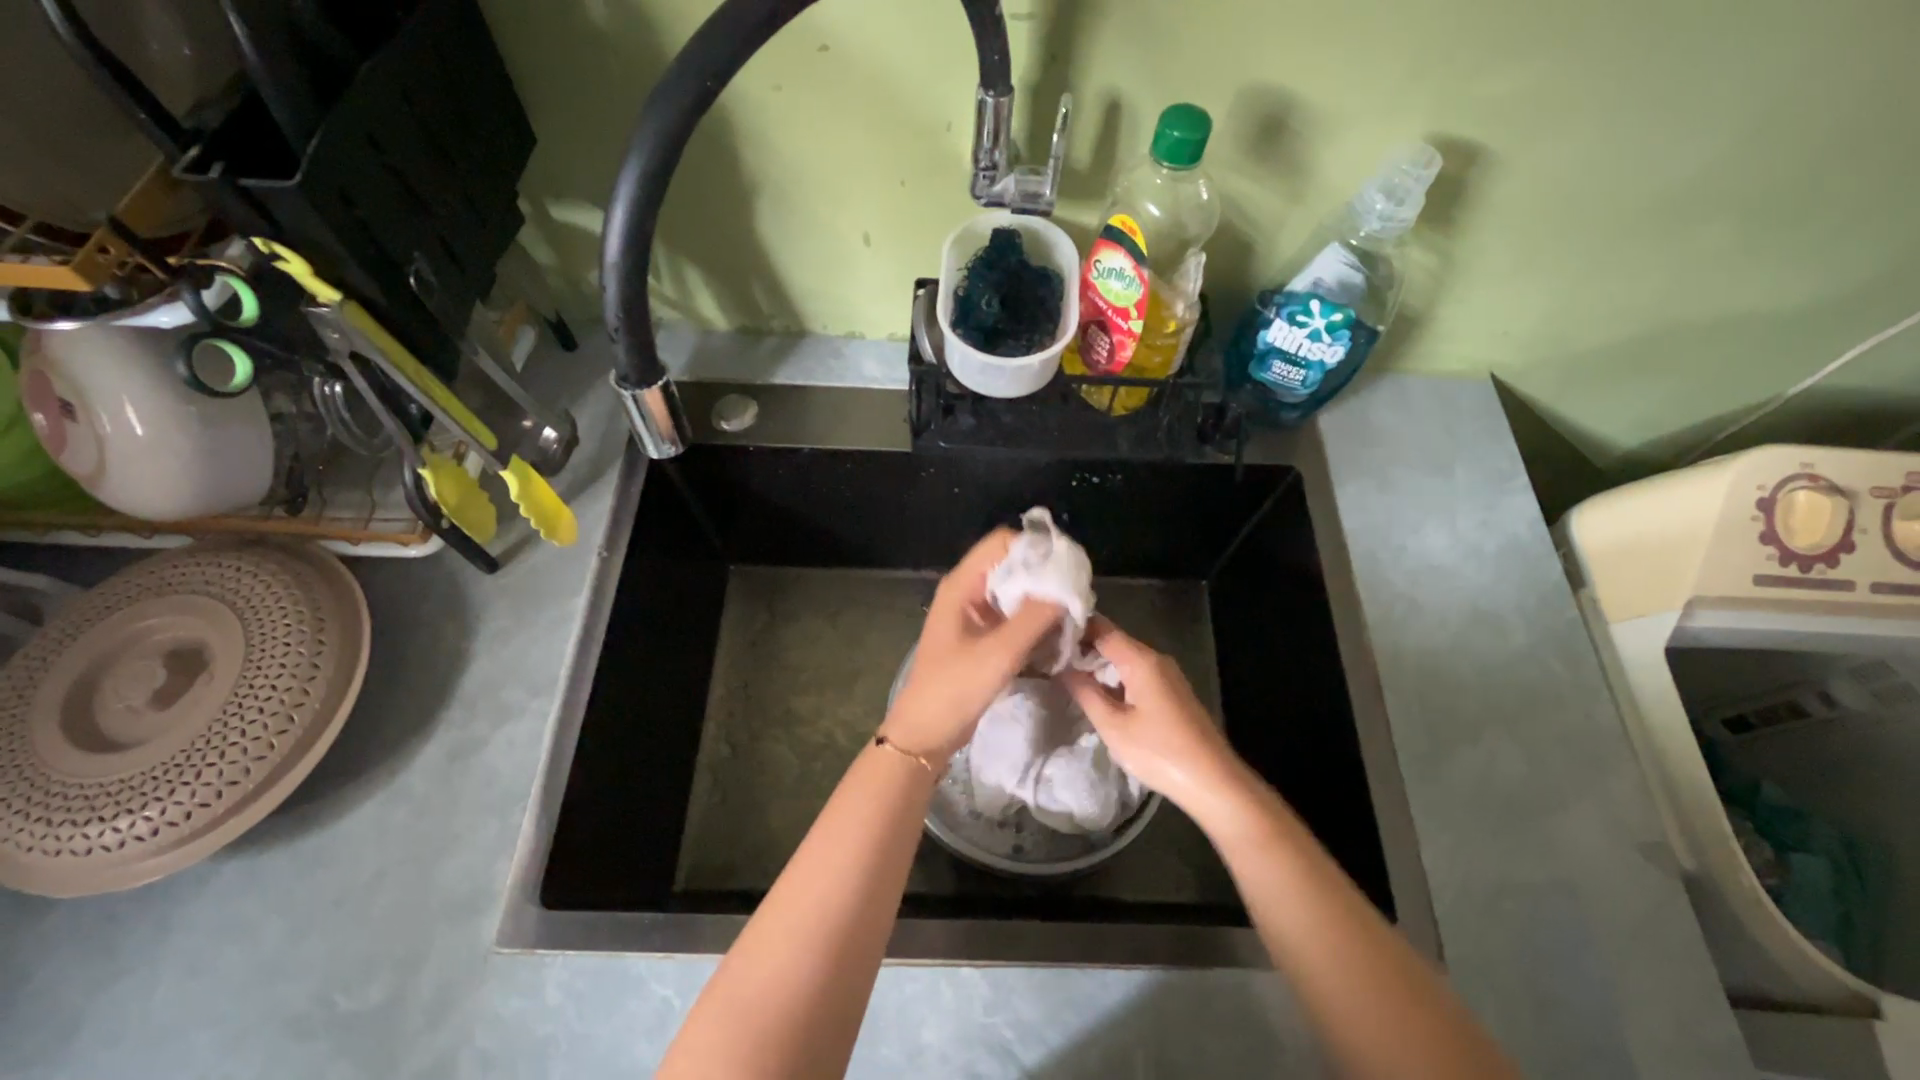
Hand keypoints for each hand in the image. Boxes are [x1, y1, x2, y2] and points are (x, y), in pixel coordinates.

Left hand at [881, 529, 1065, 761]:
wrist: (926, 733)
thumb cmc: (956, 688)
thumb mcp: (1000, 652)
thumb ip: (1035, 616)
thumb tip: (1070, 588)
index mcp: (962, 585)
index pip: (1003, 543)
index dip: (1036, 549)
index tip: (1068, 569)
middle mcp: (968, 592)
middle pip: (1012, 565)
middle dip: (1045, 576)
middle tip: (1077, 596)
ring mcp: (974, 616)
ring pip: (1016, 592)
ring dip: (1043, 601)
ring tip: (1073, 616)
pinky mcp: (982, 637)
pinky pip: (1014, 616)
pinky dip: (1034, 621)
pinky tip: (1056, 636)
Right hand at [1060, 616, 1248, 816]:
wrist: (1212, 780)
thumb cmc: (1159, 752)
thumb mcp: (1113, 725)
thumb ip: (1085, 691)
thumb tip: (1061, 666)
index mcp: (1141, 660)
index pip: (1101, 628)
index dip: (1073, 627)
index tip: (1044, 632)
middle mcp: (1155, 659)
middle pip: (1113, 640)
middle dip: (1081, 646)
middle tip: (1048, 655)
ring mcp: (1166, 675)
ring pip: (1125, 658)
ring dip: (1097, 663)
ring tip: (1064, 671)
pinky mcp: (1170, 692)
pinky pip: (1136, 673)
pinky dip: (1114, 677)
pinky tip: (1096, 691)